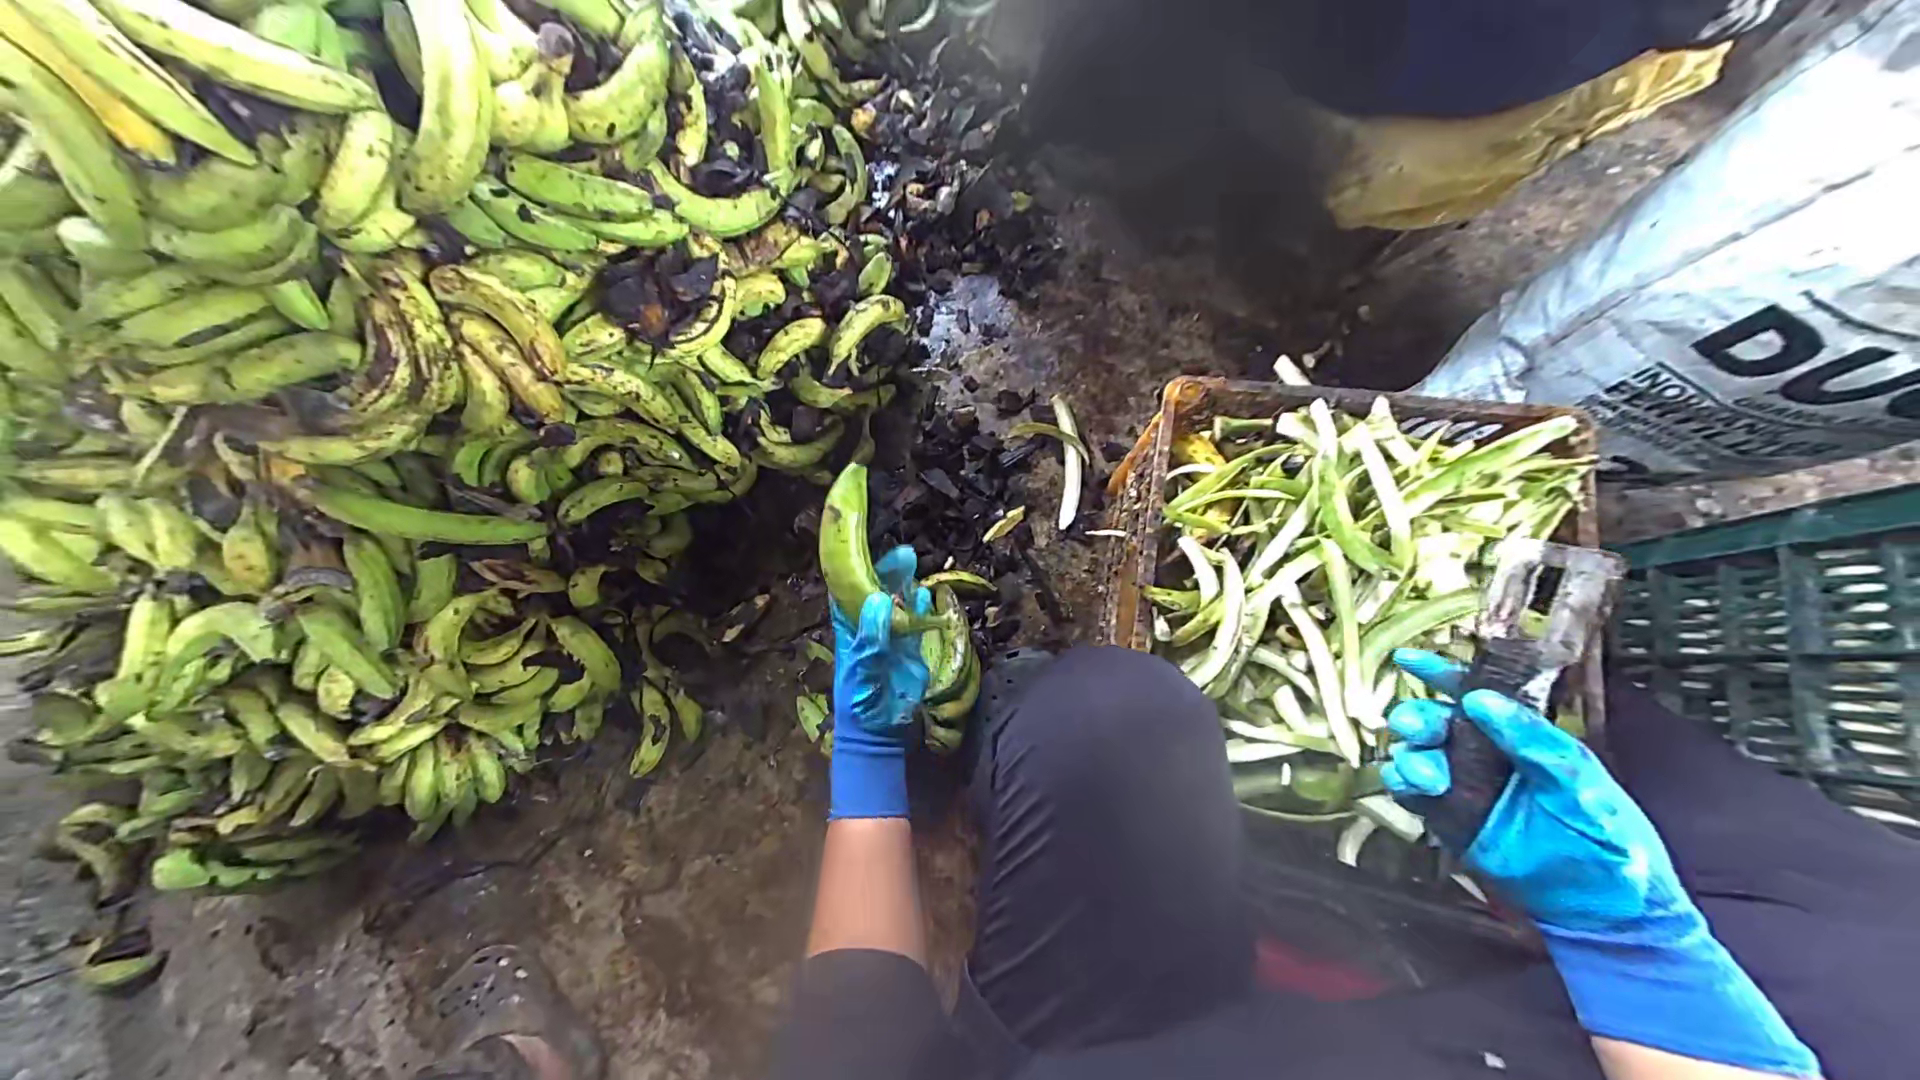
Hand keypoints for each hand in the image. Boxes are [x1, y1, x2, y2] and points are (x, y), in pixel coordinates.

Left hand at [826, 545, 930, 819]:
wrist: (880, 734)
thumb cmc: (861, 703)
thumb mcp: (861, 671)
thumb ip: (871, 638)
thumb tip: (878, 599)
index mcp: (851, 632)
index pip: (851, 595)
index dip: (858, 572)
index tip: (868, 550)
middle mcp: (871, 631)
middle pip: (878, 594)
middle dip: (888, 574)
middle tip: (904, 554)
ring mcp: (891, 640)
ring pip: (898, 606)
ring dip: (905, 587)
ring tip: (913, 565)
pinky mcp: (910, 652)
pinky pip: (916, 624)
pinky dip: (922, 609)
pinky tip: (928, 595)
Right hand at [1382, 650, 1817, 1076]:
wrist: (1605, 914)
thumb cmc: (1610, 844)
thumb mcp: (1585, 787)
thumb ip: (1536, 742)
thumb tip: (1482, 700)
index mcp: (1518, 736)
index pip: (1473, 692)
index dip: (1439, 672)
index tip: (1410, 658)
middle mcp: (1481, 754)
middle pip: (1432, 719)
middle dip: (1417, 717)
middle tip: (1417, 727)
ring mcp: (1460, 783)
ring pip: (1415, 751)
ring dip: (1411, 755)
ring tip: (1428, 776)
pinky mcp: (1444, 815)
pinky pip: (1408, 789)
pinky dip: (1400, 781)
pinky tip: (1410, 784)